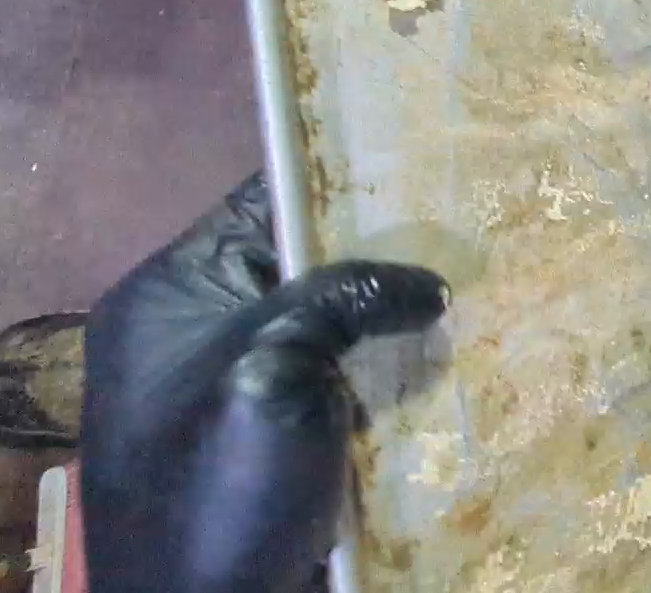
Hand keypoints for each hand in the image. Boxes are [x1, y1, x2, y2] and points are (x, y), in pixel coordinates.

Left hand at [82, 174, 448, 592]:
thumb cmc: (220, 483)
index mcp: (178, 291)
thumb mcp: (274, 365)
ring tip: (473, 279)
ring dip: (397, 303)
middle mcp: (208, 320)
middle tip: (466, 226)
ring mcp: (250, 370)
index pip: (268, 199)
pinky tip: (449, 343)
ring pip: (341, 307)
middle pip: (312, 252)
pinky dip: (396, 350)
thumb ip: (349, 295)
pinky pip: (351, 357)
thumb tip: (432, 283)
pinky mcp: (288, 414)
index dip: (345, 178)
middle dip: (387, 245)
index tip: (426, 166)